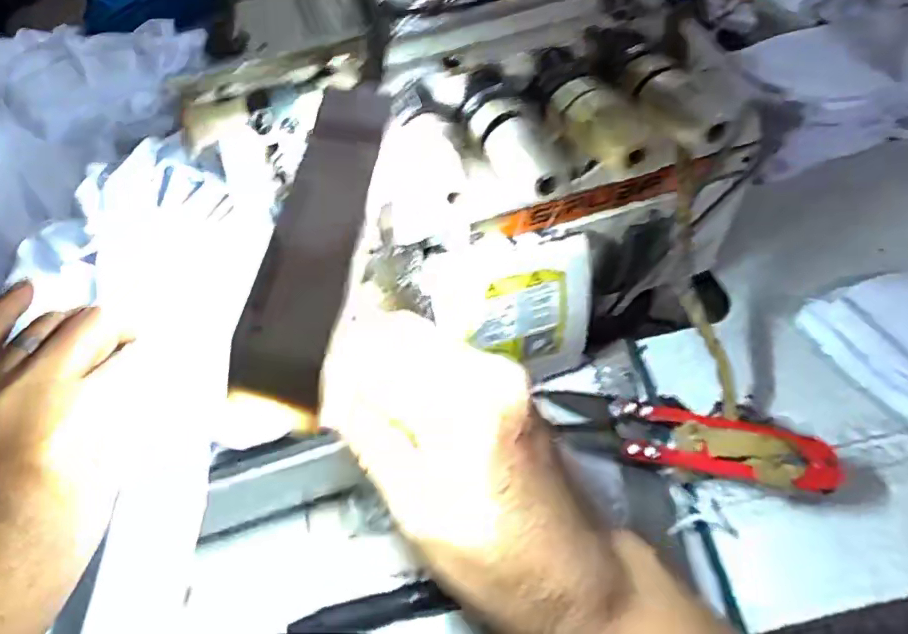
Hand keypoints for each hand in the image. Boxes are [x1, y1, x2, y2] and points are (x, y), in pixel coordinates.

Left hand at [0, 283, 151, 633]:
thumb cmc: (18, 580)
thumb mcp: (86, 518)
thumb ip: (107, 447)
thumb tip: (122, 400)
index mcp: (65, 428)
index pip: (119, 366)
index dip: (141, 358)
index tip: (152, 358)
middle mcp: (23, 392)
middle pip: (83, 331)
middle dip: (115, 330)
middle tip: (130, 344)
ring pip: (38, 328)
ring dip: (73, 322)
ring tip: (94, 330)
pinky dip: (5, 308)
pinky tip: (27, 290)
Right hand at [323, 307, 724, 633]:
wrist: (586, 578)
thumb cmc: (500, 558)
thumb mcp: (419, 512)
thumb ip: (371, 440)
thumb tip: (333, 395)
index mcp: (463, 399)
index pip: (373, 354)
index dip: (336, 371)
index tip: (321, 397)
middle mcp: (484, 366)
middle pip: (393, 329)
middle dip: (354, 353)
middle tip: (334, 392)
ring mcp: (498, 366)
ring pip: (413, 333)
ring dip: (377, 355)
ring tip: (359, 396)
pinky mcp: (503, 375)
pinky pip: (435, 348)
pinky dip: (404, 362)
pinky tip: (394, 396)